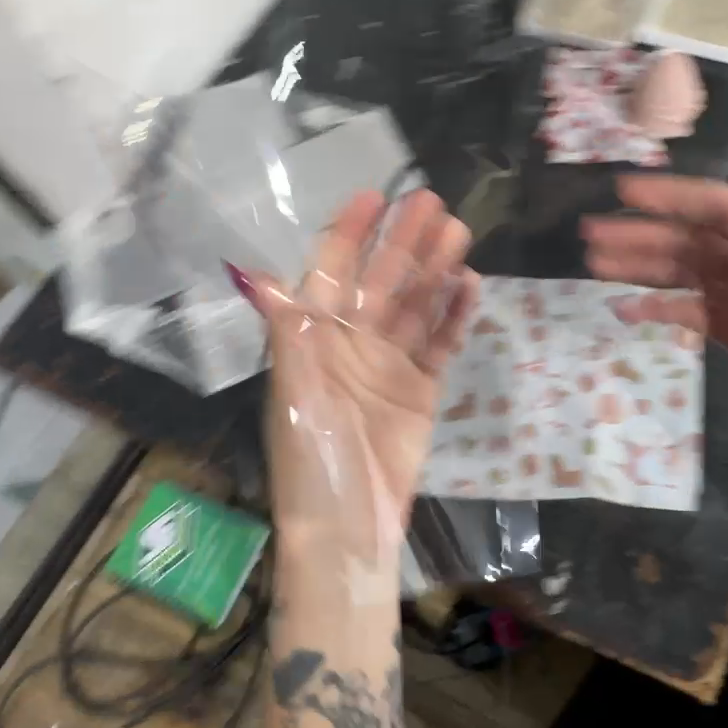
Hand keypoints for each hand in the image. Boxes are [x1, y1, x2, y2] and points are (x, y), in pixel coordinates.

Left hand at [238, 189, 477, 580]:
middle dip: (404, 242)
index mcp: (313, 339)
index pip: (331, 272)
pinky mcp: (421, 389)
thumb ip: (289, 336)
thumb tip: (258, 277)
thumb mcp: (295, 399)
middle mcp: (351, 343)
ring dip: (435, 269)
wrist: (350, 532)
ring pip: (416, 305)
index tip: (375, 195)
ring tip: (459, 233)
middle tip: (434, 201)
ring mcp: (389, 365)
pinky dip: (454, 315)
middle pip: (382, 281)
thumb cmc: (313, 465)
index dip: (350, 233)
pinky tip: (469, 285)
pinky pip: (440, 343)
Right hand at [582, 163, 727, 465]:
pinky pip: (688, 311)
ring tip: (594, 264)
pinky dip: (657, 308)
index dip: (672, 198)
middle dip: (642, 234)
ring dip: (641, 266)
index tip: (624, 193)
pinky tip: (625, 310)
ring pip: (684, 273)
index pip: (719, 210)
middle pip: (692, 240)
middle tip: (592, 234)